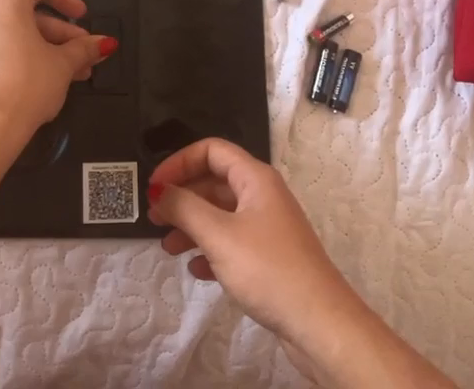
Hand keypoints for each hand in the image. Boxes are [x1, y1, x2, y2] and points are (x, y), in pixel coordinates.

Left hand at [0, 0, 114, 146]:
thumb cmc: (27, 84)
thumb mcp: (63, 65)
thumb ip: (83, 49)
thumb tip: (104, 43)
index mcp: (6, 5)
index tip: (82, 16)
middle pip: (29, 15)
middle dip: (62, 34)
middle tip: (85, 55)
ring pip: (17, 38)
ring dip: (48, 51)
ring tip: (76, 75)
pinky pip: (3, 55)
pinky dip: (27, 61)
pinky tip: (48, 85)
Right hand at [148, 139, 362, 349]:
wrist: (319, 323)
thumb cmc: (268, 269)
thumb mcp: (218, 234)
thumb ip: (184, 207)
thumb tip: (159, 190)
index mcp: (255, 179)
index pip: (211, 151)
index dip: (179, 162)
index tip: (154, 186)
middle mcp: (262, 195)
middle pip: (214, 182)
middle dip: (182, 197)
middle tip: (154, 219)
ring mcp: (268, 227)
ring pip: (221, 214)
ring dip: (192, 226)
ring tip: (168, 248)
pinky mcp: (269, 257)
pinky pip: (232, 241)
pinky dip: (211, 249)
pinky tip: (197, 270)